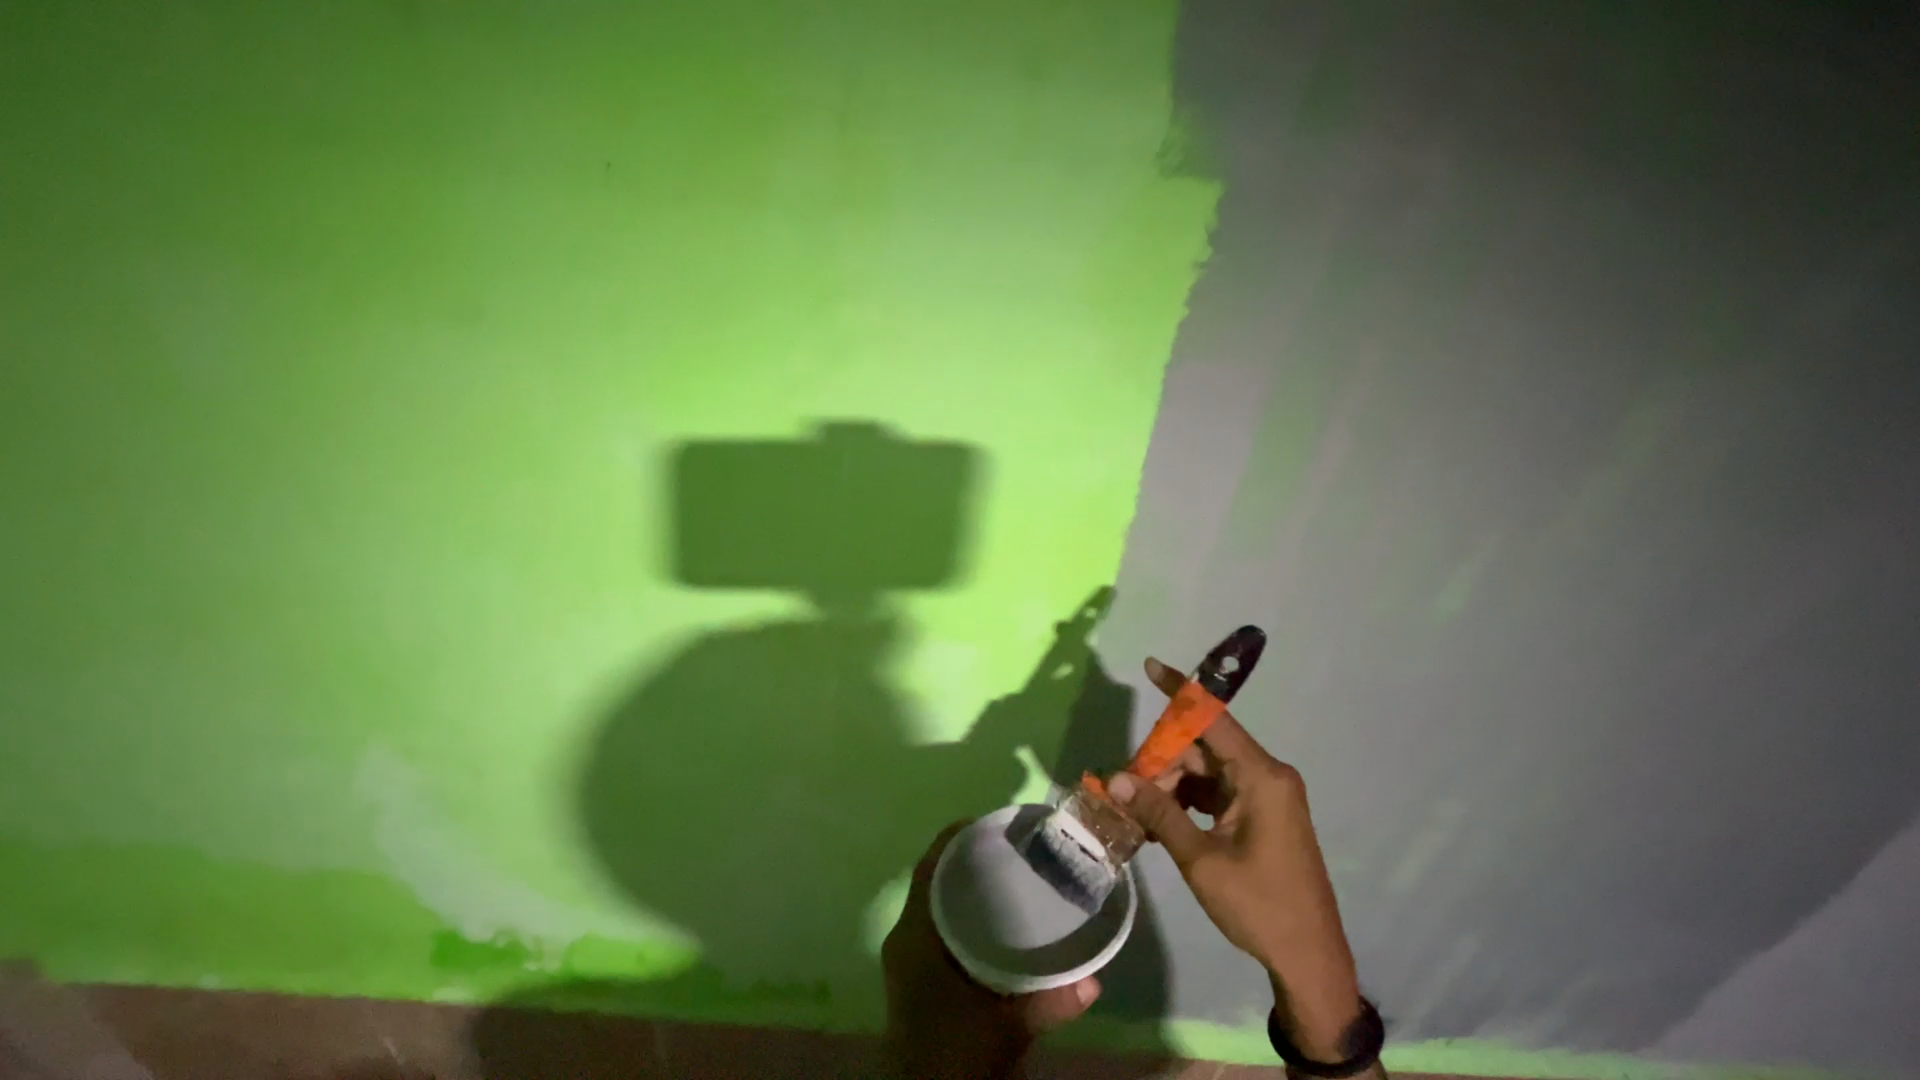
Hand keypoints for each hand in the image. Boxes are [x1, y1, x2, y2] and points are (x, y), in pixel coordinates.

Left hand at [880, 822, 1101, 1078]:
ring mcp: (908, 960)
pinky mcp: (916, 979)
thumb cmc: (954, 1056)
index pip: (929, 869)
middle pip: (933, 881)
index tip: (989, 821)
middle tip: (1011, 846)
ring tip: (1009, 873)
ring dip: (964, 885)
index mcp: (915, 937)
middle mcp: (906, 939)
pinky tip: (997, 920)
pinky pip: (938, 927)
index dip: (954, 839)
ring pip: (935, 905)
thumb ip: (1049, 1003)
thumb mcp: (1006, 1030)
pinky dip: (963, 913)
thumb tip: (1095, 981)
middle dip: (966, 859)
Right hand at [1106, 657, 1364, 1061]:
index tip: (1150, 667)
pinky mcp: (1262, 817)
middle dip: (1162, 762)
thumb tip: (1118, 779)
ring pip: (1206, 773)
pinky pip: (1217, 794)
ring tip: (1138, 814)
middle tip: (1125, 788)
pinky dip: (1187, 803)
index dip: (1180, 691)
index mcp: (1262, 776)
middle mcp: (1267, 776)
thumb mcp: (1201, 858)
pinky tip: (1159, 824)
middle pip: (1203, 749)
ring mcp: (1266, 797)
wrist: (1309, 958)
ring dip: (1171, 787)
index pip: (1214, 718)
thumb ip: (1160, 813)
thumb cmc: (1259, 905)